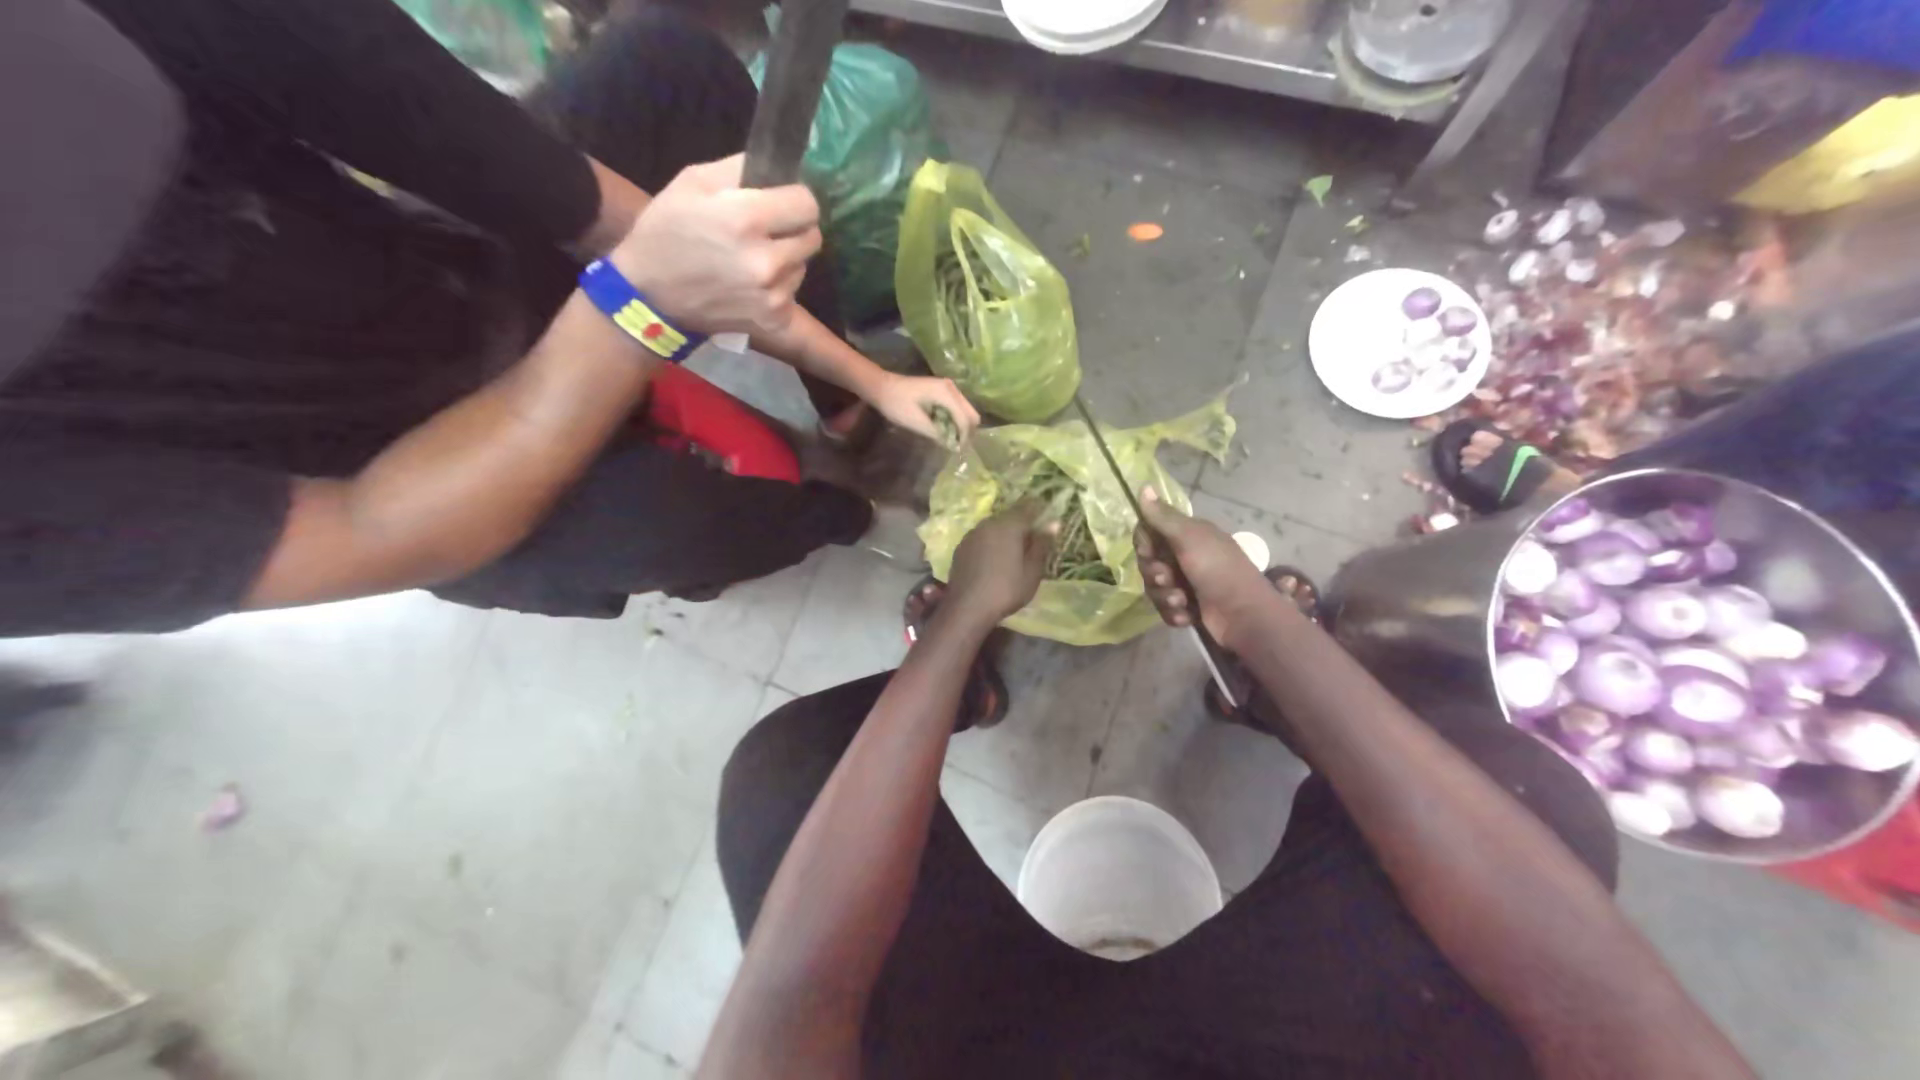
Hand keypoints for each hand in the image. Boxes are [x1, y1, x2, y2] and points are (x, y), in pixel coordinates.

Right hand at [609, 154, 819, 335]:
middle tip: (766, 231)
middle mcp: (767, 261)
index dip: (794, 199)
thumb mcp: (694, 181)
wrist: (650, 295)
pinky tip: (752, 286)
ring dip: (786, 260)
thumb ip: (742, 169)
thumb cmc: (668, 230)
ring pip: (802, 266)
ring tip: (752, 259)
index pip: (807, 204)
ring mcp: (773, 295)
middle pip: (812, 237)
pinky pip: (793, 295)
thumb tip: (783, 168)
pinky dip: (779, 289)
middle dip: (793, 229)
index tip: (780, 202)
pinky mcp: (775, 319)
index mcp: (747, 218)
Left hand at [868, 373, 980, 447]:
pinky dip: (954, 420)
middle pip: (971, 413)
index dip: (964, 437)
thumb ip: (937, 433)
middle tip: (956, 447)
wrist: (880, 386)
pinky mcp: (942, 391)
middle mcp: (952, 388)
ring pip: (965, 411)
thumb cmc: (896, 404)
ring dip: (960, 426)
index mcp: (946, 393)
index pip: (965, 418)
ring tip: (950, 441)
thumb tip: (953, 446)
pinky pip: (956, 408)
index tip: (958, 452)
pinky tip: (944, 430)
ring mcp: (948, 388)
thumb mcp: (916, 422)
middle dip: (966, 432)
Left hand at [944, 502, 1057, 626]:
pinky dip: (991, 543)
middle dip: (1022, 523)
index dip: (1039, 509)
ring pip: (993, 526)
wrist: (967, 608)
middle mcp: (988, 524)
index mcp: (1008, 525)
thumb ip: (1042, 544)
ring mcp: (971, 535)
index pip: (1027, 507)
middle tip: (1033, 538)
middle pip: (1009, 516)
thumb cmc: (1007, 590)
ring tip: (1014, 551)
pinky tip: (994, 559)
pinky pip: (981, 538)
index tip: (1048, 516)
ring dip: (1005, 533)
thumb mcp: (1032, 570)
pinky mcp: (961, 547)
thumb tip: (1053, 523)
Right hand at [1135, 487, 1272, 650]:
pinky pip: (1164, 609)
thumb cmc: (1218, 570)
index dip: (1144, 545)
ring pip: (1154, 588)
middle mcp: (1185, 557)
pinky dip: (1174, 613)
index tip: (1150, 552)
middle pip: (1148, 563)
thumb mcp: (1190, 538)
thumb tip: (1143, 485)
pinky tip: (1187, 615)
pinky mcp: (1187, 608)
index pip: (1149, 533)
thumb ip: (1164, 517)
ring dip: (1165, 596)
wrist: (1244, 614)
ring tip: (1182, 601)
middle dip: (1155, 575)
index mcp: (1187, 536)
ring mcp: (1186, 583)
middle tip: (1168, 579)